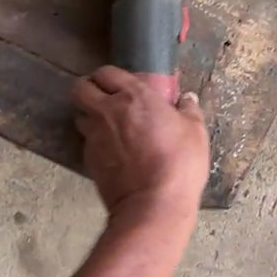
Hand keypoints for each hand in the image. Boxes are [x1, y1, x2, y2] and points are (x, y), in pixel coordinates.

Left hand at [73, 66, 208, 226]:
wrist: (153, 203)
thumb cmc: (179, 161)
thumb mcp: (195, 131)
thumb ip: (189, 110)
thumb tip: (187, 99)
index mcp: (134, 96)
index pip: (107, 72)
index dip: (111, 75)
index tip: (123, 83)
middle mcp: (108, 111)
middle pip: (81, 89)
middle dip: (90, 89)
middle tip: (107, 97)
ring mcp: (94, 136)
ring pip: (80, 115)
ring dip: (90, 114)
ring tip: (108, 123)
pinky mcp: (89, 160)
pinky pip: (87, 141)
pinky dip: (96, 140)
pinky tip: (113, 150)